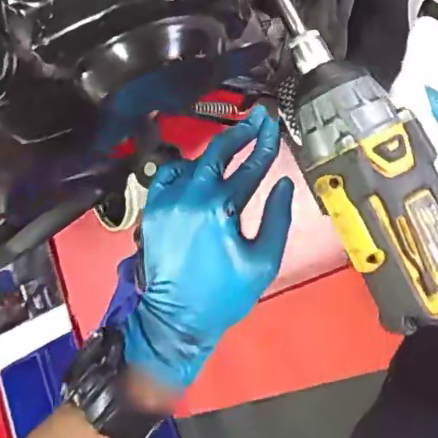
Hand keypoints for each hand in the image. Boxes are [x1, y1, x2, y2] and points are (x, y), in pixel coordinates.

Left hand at [122, 105, 295, 392]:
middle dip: (242, 132)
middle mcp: (191, 197)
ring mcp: (168, 201)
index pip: (250, 167)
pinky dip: (186, 168)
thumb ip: (277, 218)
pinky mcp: (153, 209)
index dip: (265, 144)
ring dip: (216, 153)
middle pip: (219, 151)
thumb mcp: (263, 261)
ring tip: (234, 146)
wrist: (176, 319)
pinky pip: (169, 175)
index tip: (274, 127)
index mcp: (221, 208)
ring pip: (195, 162)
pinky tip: (199, 169)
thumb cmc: (224, 295)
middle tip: (258, 118)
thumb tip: (283, 184)